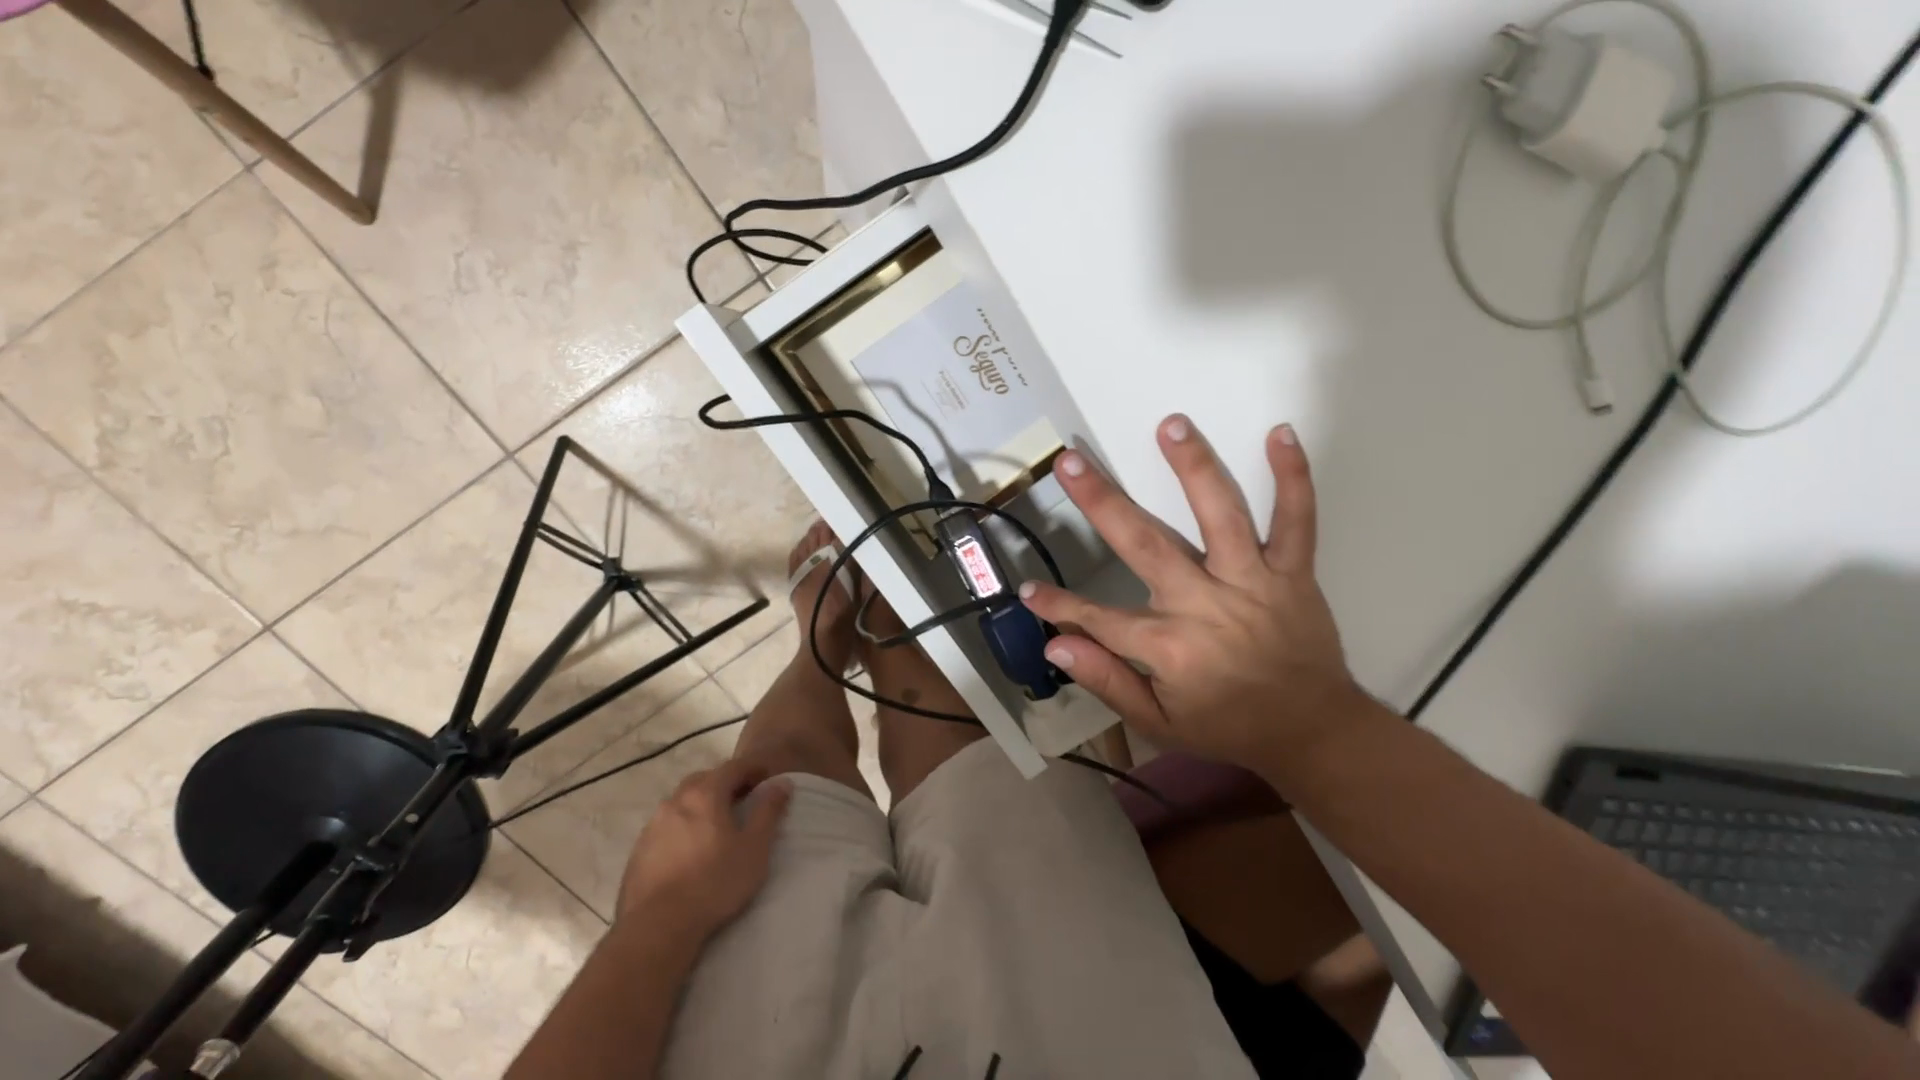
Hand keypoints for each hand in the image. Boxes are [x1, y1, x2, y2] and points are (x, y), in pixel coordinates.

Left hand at [617, 759, 792, 939]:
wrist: (658, 924)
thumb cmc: (715, 882)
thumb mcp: (754, 848)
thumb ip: (768, 811)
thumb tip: (782, 783)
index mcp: (705, 795)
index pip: (732, 767)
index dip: (753, 767)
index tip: (768, 776)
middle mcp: (675, 801)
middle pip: (703, 779)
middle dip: (725, 782)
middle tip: (744, 797)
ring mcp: (653, 825)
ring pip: (681, 801)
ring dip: (701, 802)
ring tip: (717, 823)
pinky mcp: (639, 849)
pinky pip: (667, 824)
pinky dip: (684, 824)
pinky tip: (691, 847)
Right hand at [1020, 416, 1365, 766]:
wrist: (1314, 731)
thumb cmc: (1230, 726)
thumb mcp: (1160, 723)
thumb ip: (1108, 681)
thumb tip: (1056, 644)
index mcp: (1171, 646)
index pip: (1100, 618)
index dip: (1060, 604)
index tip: (1029, 588)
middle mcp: (1206, 604)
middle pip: (1146, 544)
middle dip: (1103, 502)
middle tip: (1070, 461)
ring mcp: (1254, 582)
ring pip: (1222, 515)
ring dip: (1194, 467)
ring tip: (1171, 424)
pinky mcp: (1293, 573)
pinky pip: (1297, 520)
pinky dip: (1292, 477)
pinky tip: (1281, 434)